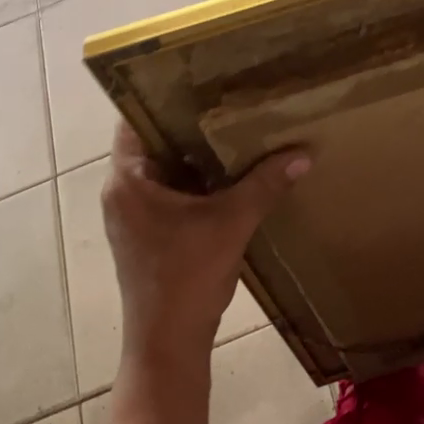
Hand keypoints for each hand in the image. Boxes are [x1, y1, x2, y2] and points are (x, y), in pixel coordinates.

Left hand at [102, 122, 309, 364]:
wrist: (168, 344)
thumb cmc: (188, 277)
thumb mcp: (231, 223)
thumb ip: (265, 185)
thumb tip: (303, 155)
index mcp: (127, 181)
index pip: (134, 121)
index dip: (161, 98)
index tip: (195, 80)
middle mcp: (120, 193)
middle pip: (150, 143)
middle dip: (186, 125)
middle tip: (224, 99)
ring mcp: (130, 217)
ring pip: (160, 171)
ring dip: (191, 156)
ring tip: (230, 130)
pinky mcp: (144, 235)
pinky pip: (166, 193)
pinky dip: (192, 182)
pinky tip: (227, 175)